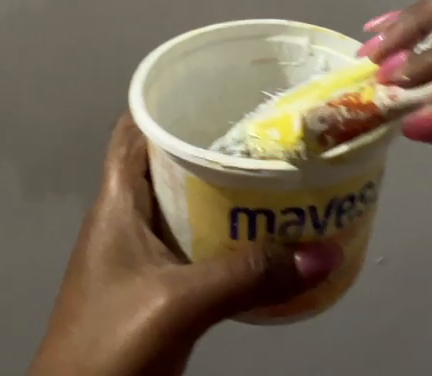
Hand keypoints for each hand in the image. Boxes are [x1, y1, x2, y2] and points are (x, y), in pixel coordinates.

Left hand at [29, 116, 342, 375]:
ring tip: (272, 170)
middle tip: (263, 126)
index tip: (217, 85)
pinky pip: (191, 240)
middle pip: (165, 159)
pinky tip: (259, 235)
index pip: (136, 127)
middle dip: (208, 139)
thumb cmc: (108, 345)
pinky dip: (222, 230)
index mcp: (115, 201)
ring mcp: (137, 254)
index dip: (169, 99)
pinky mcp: (154, 286)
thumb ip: (248, 275)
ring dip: (219, 186)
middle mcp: (124, 217)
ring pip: (181, 200)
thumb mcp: (179, 303)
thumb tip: (324, 251)